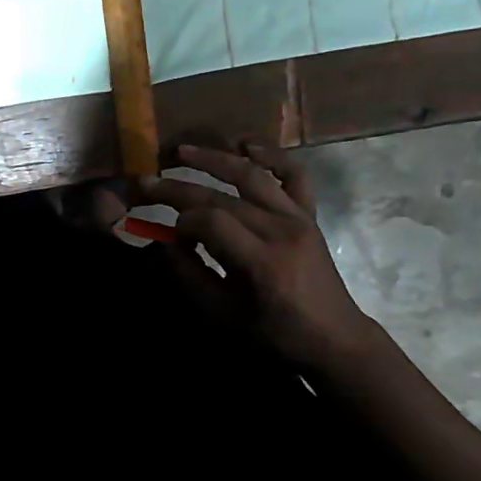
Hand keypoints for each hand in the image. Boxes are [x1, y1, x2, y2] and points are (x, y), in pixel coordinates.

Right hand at [136, 142, 386, 370]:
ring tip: (183, 151)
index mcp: (262, 262)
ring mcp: (299, 217)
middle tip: (147, 182)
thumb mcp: (224, 315)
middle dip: (180, 188)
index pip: (212, 222)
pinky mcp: (309, 214)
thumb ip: (190, 276)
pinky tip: (245, 144)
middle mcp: (281, 231)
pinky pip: (294, 175)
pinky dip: (272, 154)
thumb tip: (164, 243)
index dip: (182, 223)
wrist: (333, 337)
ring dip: (215, 158)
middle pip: (224, 197)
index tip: (168, 234)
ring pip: (253, 175)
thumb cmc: (276, 334)